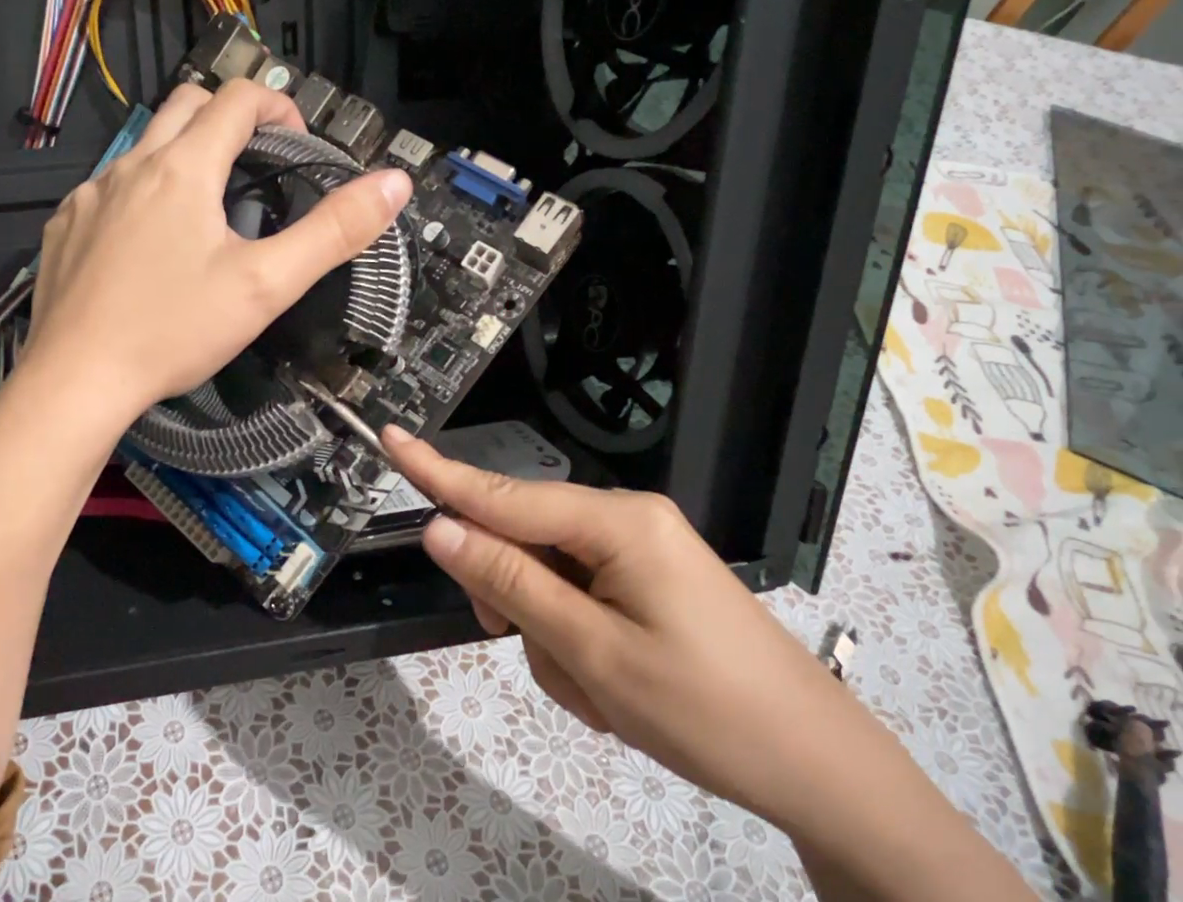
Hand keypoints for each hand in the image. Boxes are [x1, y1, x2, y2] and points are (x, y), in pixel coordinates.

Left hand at [25, 79, 411, 415]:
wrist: (75, 379)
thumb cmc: (172, 332)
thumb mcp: (265, 286)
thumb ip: (332, 233)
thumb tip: (392, 184)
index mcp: (183, 169)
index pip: (236, 98)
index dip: (275, 105)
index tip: (295, 139)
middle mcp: (131, 167)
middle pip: (185, 103)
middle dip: (226, 115)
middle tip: (254, 159)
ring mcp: (89, 195)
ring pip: (142, 147)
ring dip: (180, 154)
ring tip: (204, 207)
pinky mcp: (65, 227)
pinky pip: (107, 188)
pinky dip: (138, 193)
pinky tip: (146, 244)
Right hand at [380, 426, 889, 824]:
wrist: (817, 768)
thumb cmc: (704, 710)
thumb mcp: (591, 651)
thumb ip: (509, 581)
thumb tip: (439, 527)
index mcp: (617, 522)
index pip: (502, 495)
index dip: (438, 472)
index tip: (388, 438)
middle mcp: (625, 522)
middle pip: (521, 541)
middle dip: (512, 599)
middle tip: (541, 655)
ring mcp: (638, 555)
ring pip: (544, 583)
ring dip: (549, 639)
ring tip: (598, 690)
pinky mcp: (646, 586)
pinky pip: (576, 602)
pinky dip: (574, 646)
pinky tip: (611, 688)